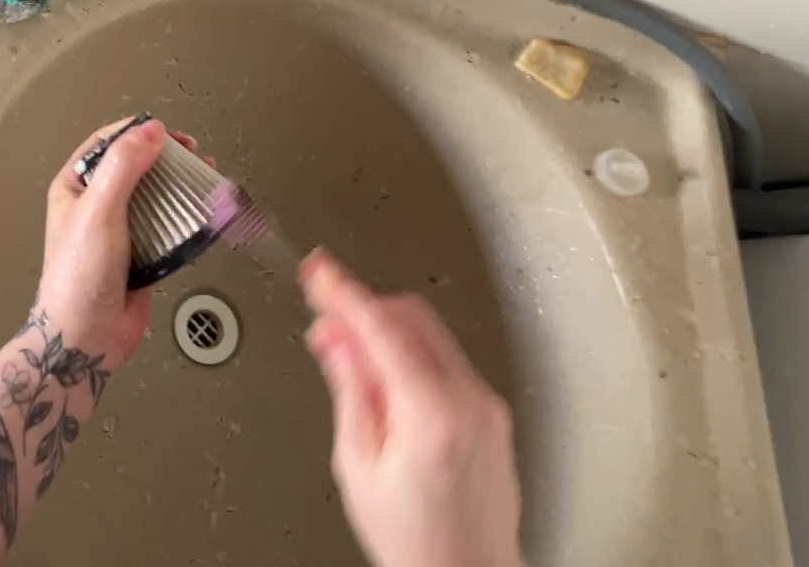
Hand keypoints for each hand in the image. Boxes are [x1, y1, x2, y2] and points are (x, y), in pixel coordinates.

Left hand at [36, 118, 198, 369]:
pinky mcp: (143, 254)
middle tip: (193, 155)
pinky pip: (168, 227)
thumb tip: (150, 130)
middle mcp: (96, 204)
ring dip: (180, 186)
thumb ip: (123, 167)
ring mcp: (121, 230)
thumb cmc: (79, 275)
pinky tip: (205, 212)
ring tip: (206, 178)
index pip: (106, 145)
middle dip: (166, 158)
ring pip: (156, 197)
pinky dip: (187, 217)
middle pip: (135, 168)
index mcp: (75, 187)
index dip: (137, 133)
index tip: (167, 132)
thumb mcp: (99, 210)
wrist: (86, 339)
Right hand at [300, 249, 522, 566]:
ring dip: (383, 324)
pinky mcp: (490, 413)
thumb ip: (349, 387)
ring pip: (428, 330)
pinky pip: (444, 356)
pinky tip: (379, 367)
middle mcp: (469, 401)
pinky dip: (406, 347)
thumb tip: (334, 336)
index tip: (318, 269)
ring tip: (345, 346)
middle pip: (410, 315)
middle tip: (324, 310)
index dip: (343, 290)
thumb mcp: (358, 461)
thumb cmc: (413, 538)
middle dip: (363, 305)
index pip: (382, 326)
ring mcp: (486, 406)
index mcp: (432, 411)